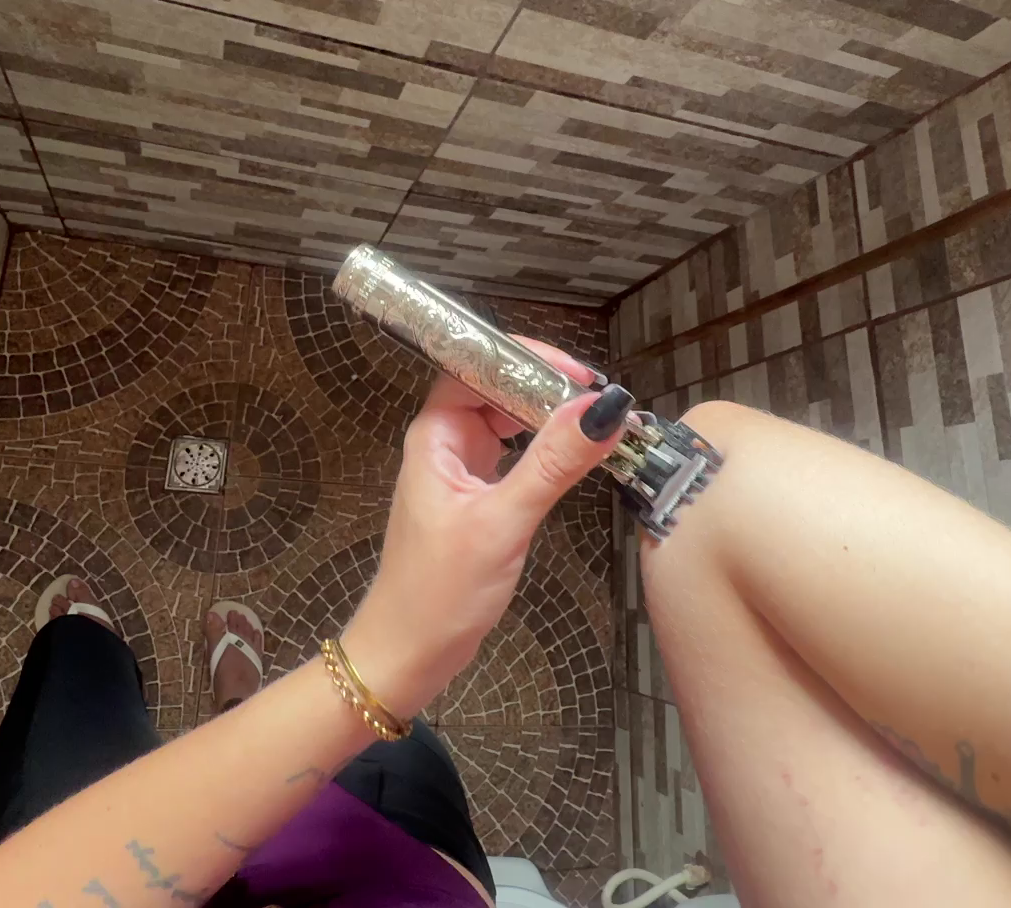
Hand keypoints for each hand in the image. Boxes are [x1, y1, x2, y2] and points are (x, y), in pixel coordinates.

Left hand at [342, 338, 634, 718]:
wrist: (409, 652)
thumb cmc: (439, 591)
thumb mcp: (502, 523)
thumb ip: (551, 465)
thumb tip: (602, 411)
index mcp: (435, 434)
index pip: (475, 365)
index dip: (525, 359)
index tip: (577, 374)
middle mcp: (444, 441)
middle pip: (493, 388)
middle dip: (543, 386)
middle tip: (597, 399)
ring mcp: (459, 468)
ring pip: (505, 421)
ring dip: (546, 417)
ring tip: (593, 421)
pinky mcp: (475, 495)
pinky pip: (511, 454)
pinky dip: (541, 449)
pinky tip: (570, 454)